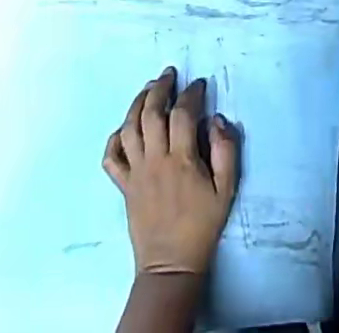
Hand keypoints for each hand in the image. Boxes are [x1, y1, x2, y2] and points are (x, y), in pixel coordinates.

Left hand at [103, 67, 240, 276]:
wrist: (171, 265)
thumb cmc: (202, 225)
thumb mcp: (226, 190)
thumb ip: (226, 151)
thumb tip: (218, 119)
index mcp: (181, 160)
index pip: (183, 114)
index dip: (191, 93)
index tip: (199, 84)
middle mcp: (155, 160)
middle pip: (151, 113)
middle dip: (160, 88)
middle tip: (169, 74)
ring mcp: (135, 172)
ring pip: (129, 127)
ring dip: (137, 103)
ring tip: (148, 88)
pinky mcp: (123, 185)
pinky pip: (111, 157)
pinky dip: (115, 138)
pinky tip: (125, 127)